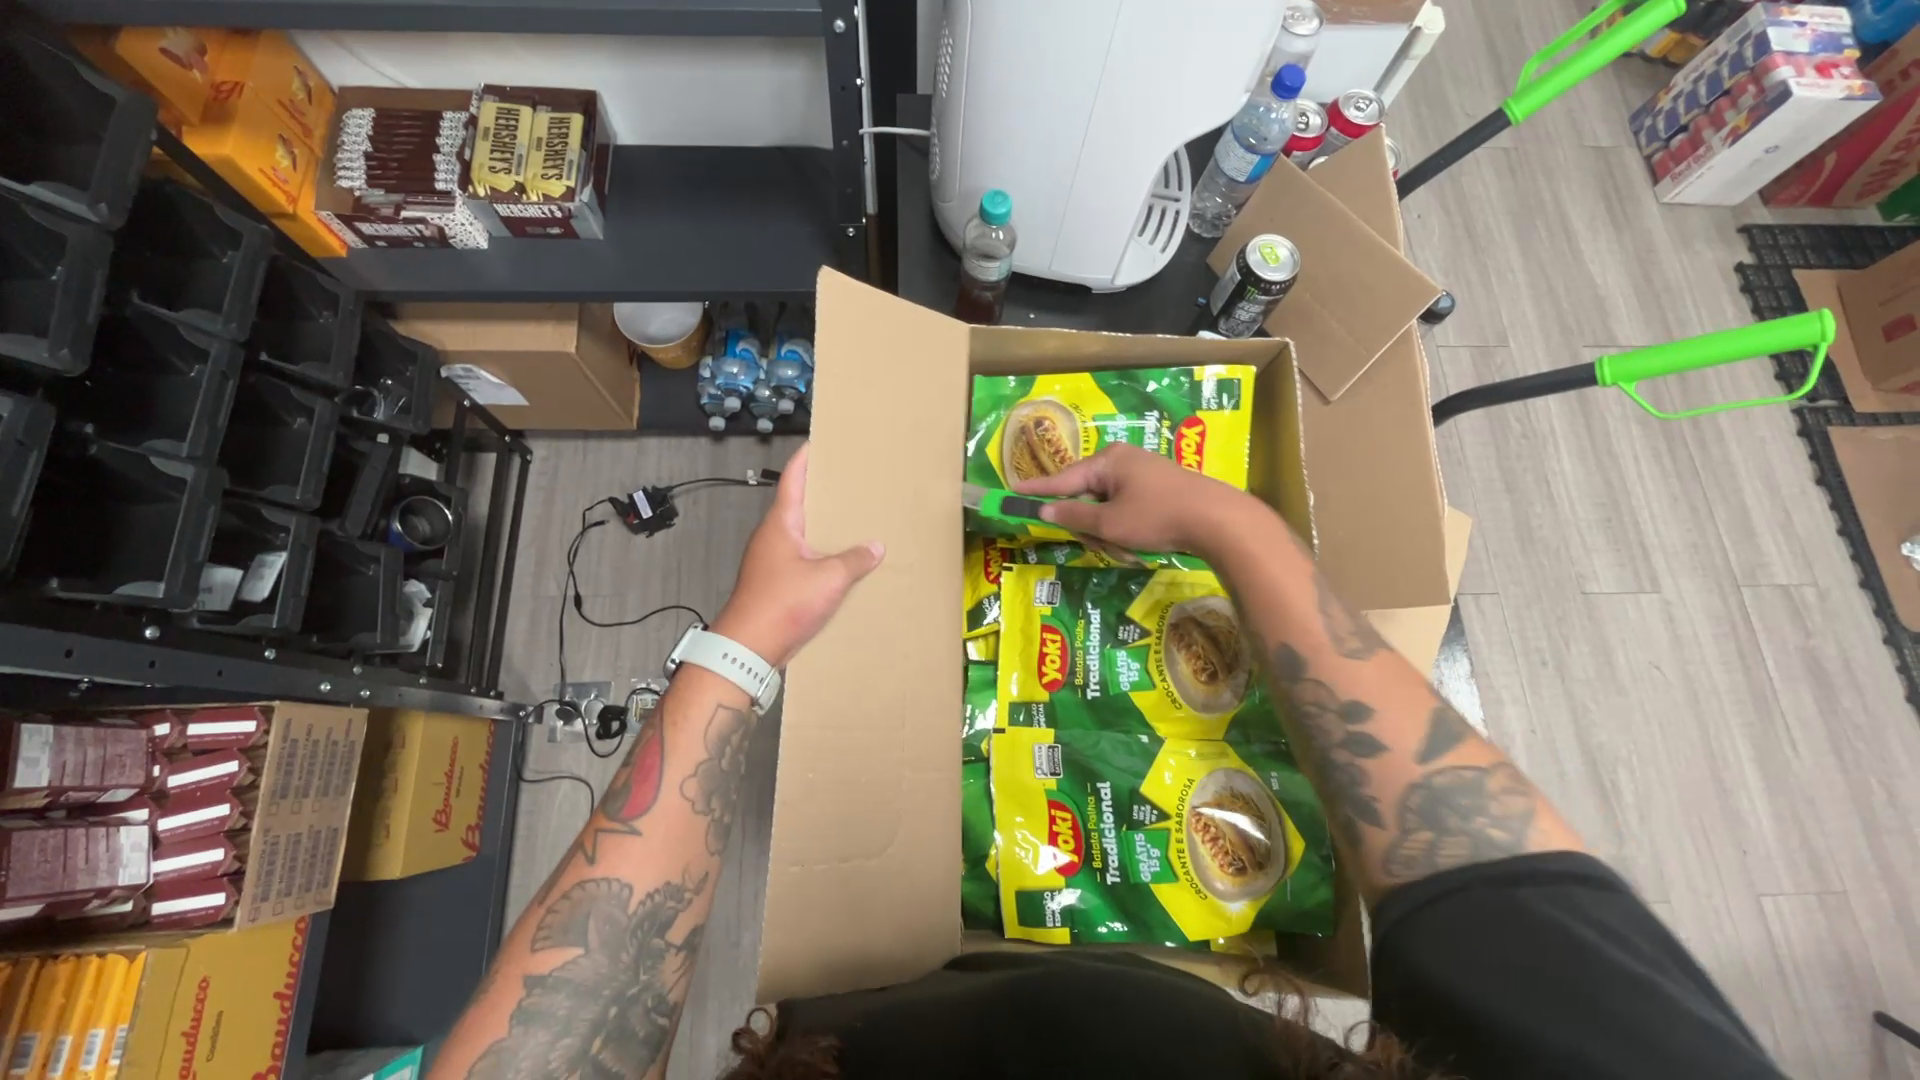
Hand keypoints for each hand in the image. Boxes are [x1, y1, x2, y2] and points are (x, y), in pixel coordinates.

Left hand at [712, 443, 883, 666]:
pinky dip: (823, 556)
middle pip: (799, 505)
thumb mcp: (828, 578)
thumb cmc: (781, 605)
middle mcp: (773, 537)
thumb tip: (874, 548)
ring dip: (825, 528)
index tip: (819, 442)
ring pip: (803, 535)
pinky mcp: (776, 584)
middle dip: (823, 494)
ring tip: (854, 520)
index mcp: (781, 524)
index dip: (806, 458)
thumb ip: (854, 560)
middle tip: (850, 481)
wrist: (748, 648)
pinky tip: (843, 564)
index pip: (793, 479)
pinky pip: (804, 560)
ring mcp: (772, 561)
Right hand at [1011, 444, 1259, 558]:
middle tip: (1101, 545)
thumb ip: (1074, 517)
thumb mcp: (1111, 523)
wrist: (1219, 520)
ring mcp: (1143, 473)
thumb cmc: (1158, 517)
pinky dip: (1127, 530)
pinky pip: (1127, 510)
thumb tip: (1046, 510)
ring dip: (1110, 533)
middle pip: (1085, 495)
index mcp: (1107, 462)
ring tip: (1129, 551)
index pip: (1061, 479)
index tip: (1012, 492)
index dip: (1036, 490)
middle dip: (1089, 525)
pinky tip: (1141, 547)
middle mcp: (1122, 461)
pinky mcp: (1159, 488)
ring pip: (1107, 508)